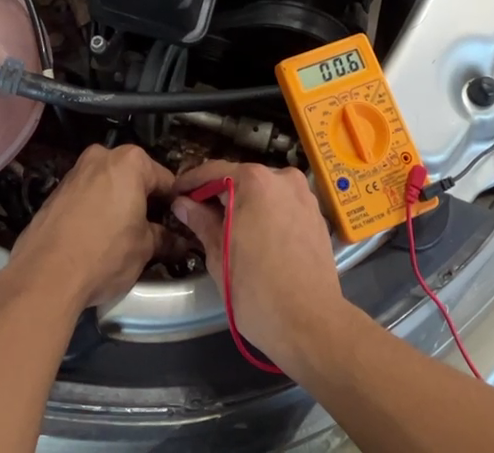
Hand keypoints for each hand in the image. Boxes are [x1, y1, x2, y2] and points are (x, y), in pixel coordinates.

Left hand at [6, 144, 175, 310]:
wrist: (43, 277)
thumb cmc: (104, 254)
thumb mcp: (144, 248)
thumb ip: (165, 238)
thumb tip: (179, 242)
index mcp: (130, 161)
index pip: (165, 180)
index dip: (174, 204)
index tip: (178, 223)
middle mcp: (101, 157)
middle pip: (134, 178)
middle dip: (144, 201)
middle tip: (152, 231)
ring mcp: (75, 173)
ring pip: (108, 186)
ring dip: (119, 205)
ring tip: (124, 237)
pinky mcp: (55, 193)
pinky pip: (87, 197)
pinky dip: (96, 211)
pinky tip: (97, 238)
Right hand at [172, 160, 349, 368]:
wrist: (310, 322)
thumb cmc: (256, 290)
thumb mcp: (218, 255)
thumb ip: (200, 221)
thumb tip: (183, 203)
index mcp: (255, 181)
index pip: (214, 171)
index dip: (191, 183)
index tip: (176, 194)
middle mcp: (283, 178)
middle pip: (242, 178)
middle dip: (219, 194)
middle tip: (196, 214)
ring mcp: (304, 195)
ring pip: (265, 192)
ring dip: (244, 204)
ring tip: (225, 228)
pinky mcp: (317, 216)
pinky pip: (284, 206)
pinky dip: (267, 214)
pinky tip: (256, 237)